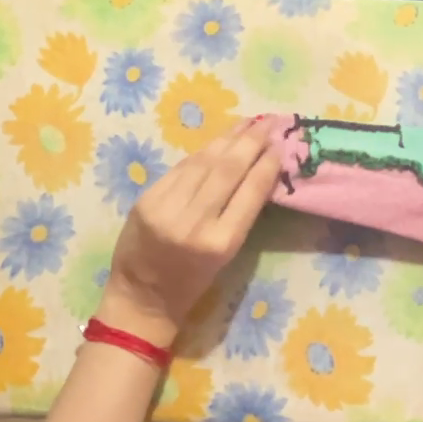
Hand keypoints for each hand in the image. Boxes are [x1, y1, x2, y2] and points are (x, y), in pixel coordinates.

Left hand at [98, 118, 281, 348]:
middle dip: (250, 142)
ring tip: (246, 123)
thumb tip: (256, 170)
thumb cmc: (192, 283)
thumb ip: (239, 213)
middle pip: (228, 170)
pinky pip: (180, 169)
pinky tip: (217, 140)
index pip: (250, 192)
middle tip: (268, 122)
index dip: (266, 165)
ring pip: (202, 163)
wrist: (141, 299)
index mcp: (221, 242)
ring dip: (227, 138)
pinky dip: (201, 152)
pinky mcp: (146, 200)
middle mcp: (195, 223)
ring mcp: (167, 208)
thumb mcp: (226, 254)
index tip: (280, 146)